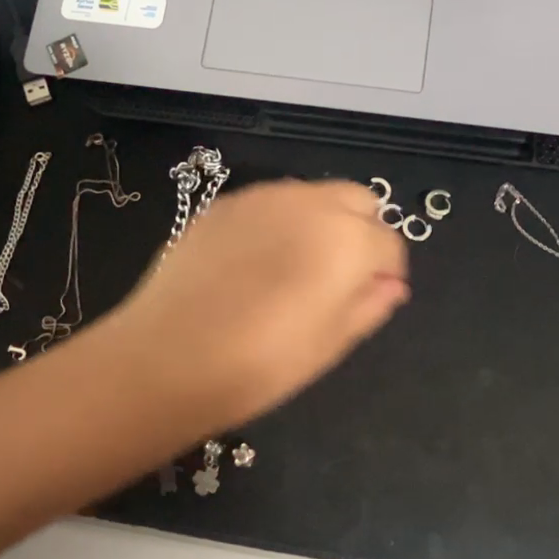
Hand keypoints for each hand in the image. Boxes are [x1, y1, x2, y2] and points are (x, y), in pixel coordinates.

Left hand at [104, 179, 409, 429]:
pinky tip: (254, 264)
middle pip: (358, 200)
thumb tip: (391, 285)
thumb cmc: (262, 363)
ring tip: (294, 270)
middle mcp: (310, 202)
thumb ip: (370, 305)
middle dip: (360, 231)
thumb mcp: (330, 344)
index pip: (389, 243)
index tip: (371, 297)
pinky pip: (269, 203)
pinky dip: (278, 223)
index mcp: (348, 238)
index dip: (386, 272)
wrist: (168, 358)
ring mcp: (263, 197)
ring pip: (313, 195)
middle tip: (339, 278)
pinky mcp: (223, 205)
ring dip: (320, 222)